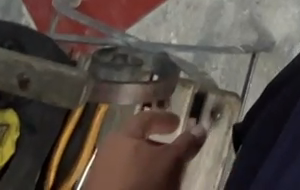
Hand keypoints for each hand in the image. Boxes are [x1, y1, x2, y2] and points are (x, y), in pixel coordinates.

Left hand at [80, 110, 205, 189]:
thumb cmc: (143, 183)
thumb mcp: (172, 162)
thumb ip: (186, 143)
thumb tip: (201, 127)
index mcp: (123, 135)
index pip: (146, 117)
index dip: (164, 118)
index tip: (178, 123)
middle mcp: (107, 148)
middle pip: (136, 138)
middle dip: (156, 142)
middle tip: (171, 147)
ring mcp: (99, 171)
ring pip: (127, 158)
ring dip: (146, 160)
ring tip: (161, 169)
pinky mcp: (98, 189)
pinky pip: (120, 174)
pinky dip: (135, 174)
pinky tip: (145, 183)